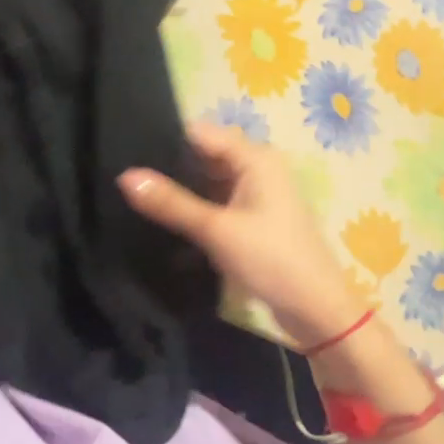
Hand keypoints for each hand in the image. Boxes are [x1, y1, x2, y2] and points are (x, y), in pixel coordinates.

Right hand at [120, 123, 364, 347]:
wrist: (318, 311)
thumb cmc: (272, 260)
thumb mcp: (216, 230)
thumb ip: (171, 203)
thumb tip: (124, 176)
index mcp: (255, 157)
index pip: (199, 132)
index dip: (165, 139)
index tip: (128, 152)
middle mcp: (257, 166)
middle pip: (202, 153)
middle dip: (170, 164)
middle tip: (127, 177)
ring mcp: (256, 192)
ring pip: (207, 178)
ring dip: (181, 188)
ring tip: (137, 194)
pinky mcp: (252, 217)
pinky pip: (215, 199)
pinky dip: (194, 205)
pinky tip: (165, 215)